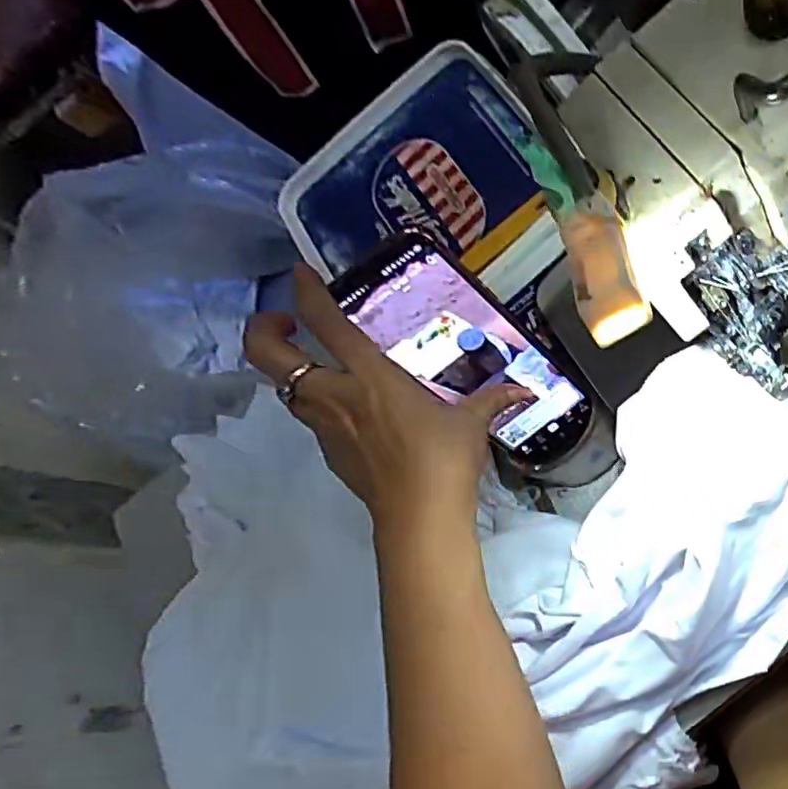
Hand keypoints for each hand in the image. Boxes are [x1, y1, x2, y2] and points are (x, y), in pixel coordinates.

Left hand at [243, 265, 529, 526]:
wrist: (419, 514)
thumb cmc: (445, 459)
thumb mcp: (472, 424)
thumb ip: (491, 401)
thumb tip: (524, 390)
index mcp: (371, 377)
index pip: (324, 323)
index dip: (305, 292)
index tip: (300, 274)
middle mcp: (336, 395)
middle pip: (266, 353)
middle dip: (264, 329)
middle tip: (288, 324)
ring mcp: (327, 427)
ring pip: (285, 389)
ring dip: (293, 372)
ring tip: (323, 370)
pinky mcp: (331, 454)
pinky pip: (314, 421)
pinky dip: (323, 409)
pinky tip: (354, 418)